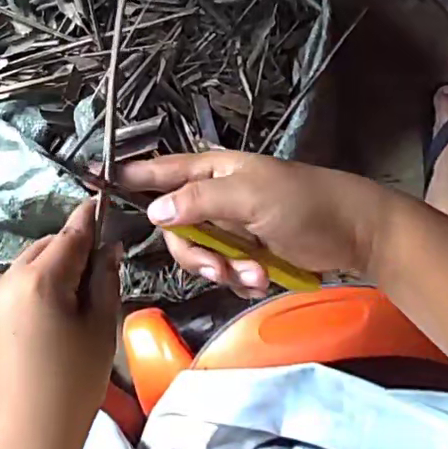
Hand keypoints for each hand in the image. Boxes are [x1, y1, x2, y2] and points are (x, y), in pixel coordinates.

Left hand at [0, 199, 119, 448]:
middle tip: (101, 272)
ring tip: (78, 304)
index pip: (70, 233)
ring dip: (53, 272)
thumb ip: (105, 282)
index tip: (104, 205)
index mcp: (38, 277)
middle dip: (72, 249)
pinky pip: (13, 293)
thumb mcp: (100, 333)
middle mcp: (6, 281)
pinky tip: (51, 326)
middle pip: (46, 248)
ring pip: (28, 270)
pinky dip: (35, 293)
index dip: (90, 217)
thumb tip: (107, 249)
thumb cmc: (69, 391)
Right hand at [115, 151, 385, 297]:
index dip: (127, 175)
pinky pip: (221, 269)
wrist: (356, 233)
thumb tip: (155, 211)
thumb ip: (200, 202)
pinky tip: (262, 276)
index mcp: (210, 170)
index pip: (158, 171)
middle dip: (197, 253)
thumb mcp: (251, 196)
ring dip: (223, 269)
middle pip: (173, 227)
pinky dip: (239, 278)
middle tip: (223, 267)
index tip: (91, 175)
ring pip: (197, 253)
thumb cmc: (304, 202)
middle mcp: (212, 196)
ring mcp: (227, 225)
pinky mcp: (243, 249)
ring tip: (256, 272)